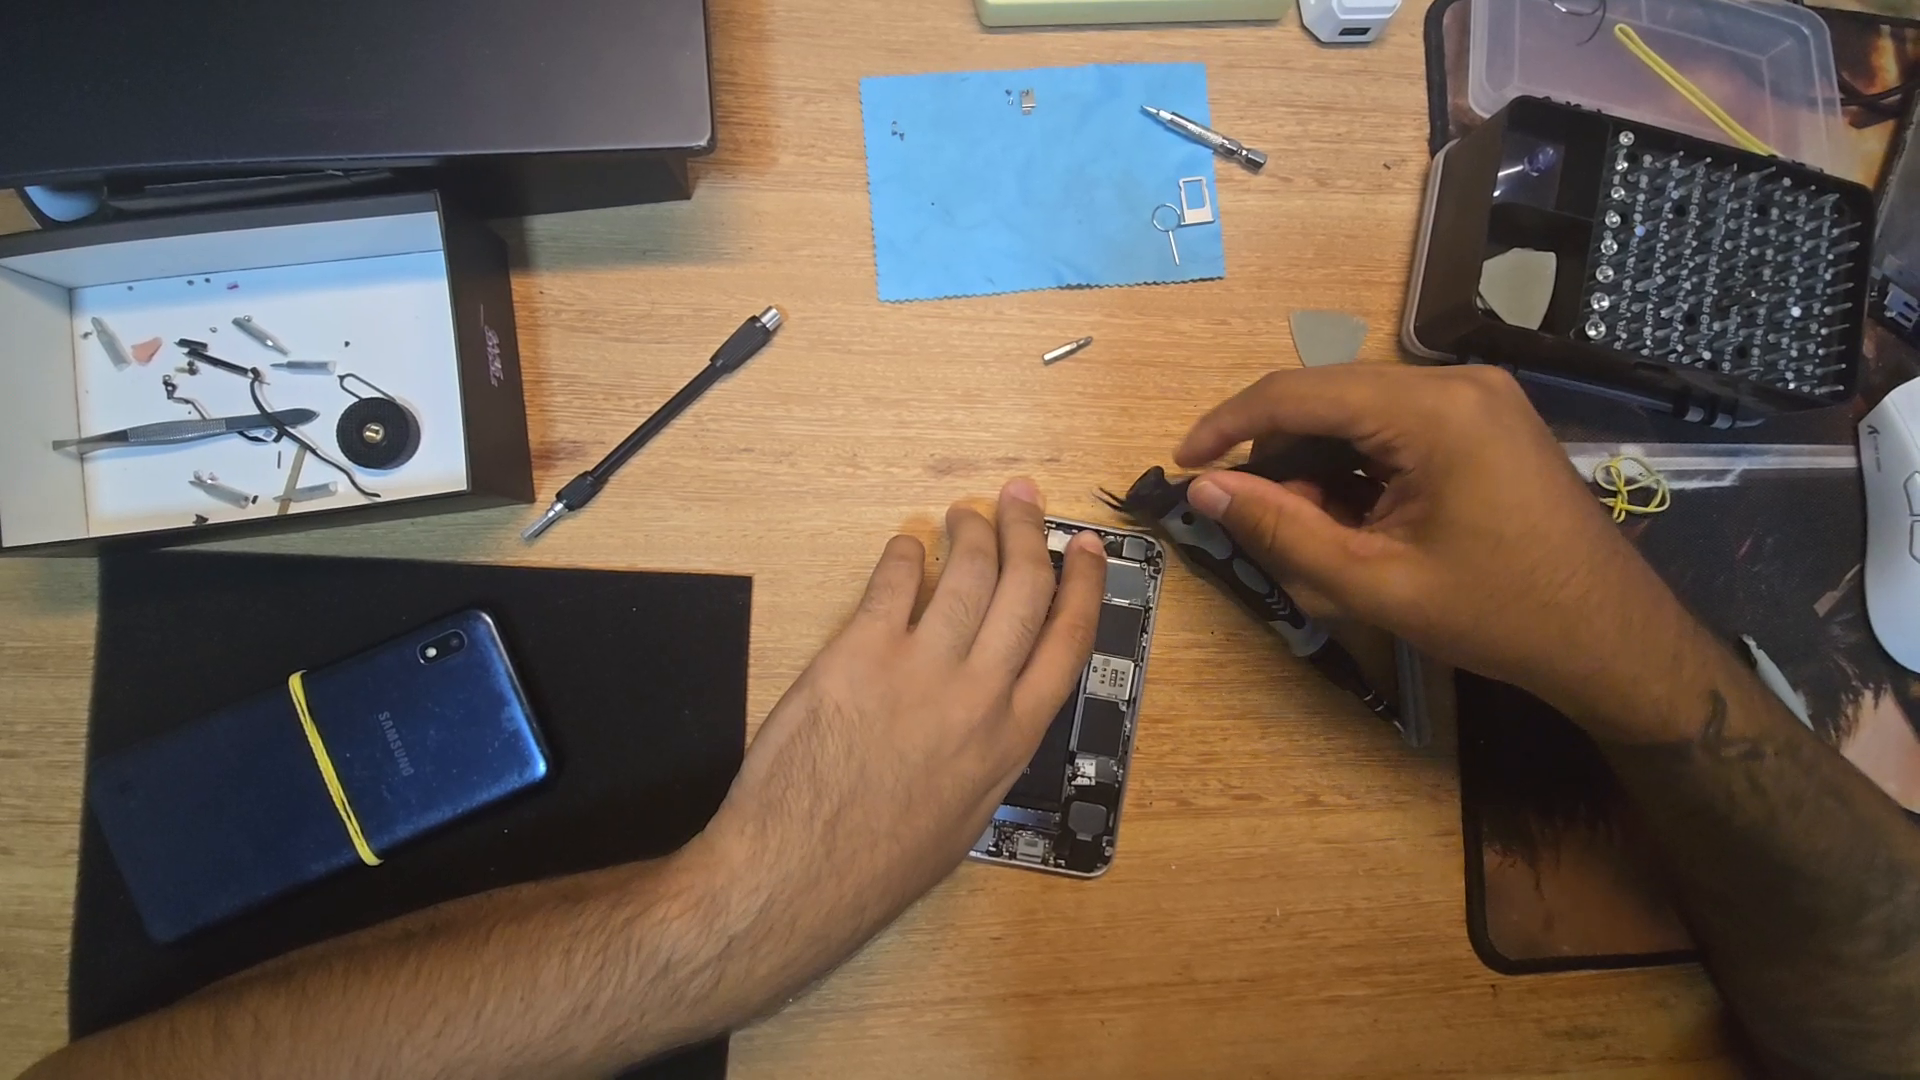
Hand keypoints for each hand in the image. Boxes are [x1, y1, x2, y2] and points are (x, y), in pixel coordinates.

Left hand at [684, 479, 1105, 1011]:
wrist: (797, 873)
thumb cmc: (882, 857)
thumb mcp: (969, 814)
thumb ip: (994, 748)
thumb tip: (1002, 699)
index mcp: (1013, 736)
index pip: (1068, 640)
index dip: (1083, 584)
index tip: (1085, 547)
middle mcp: (979, 693)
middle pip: (1022, 587)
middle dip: (1027, 530)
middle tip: (1021, 498)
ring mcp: (921, 667)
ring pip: (966, 572)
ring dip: (970, 530)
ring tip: (965, 514)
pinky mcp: (861, 651)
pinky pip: (895, 581)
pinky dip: (904, 554)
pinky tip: (905, 549)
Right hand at [1174, 365, 1696, 718]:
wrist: (1611, 640)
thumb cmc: (1495, 615)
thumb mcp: (1370, 580)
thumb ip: (1278, 527)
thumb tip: (1202, 488)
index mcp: (1433, 412)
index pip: (1298, 394)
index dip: (1227, 425)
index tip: (1183, 463)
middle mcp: (1454, 383)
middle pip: (1323, 398)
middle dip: (1275, 455)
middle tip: (1255, 516)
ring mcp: (1472, 397)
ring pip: (1349, 413)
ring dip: (1311, 465)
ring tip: (1314, 530)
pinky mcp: (1477, 419)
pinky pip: (1384, 426)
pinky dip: (1349, 467)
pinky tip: (1352, 517)